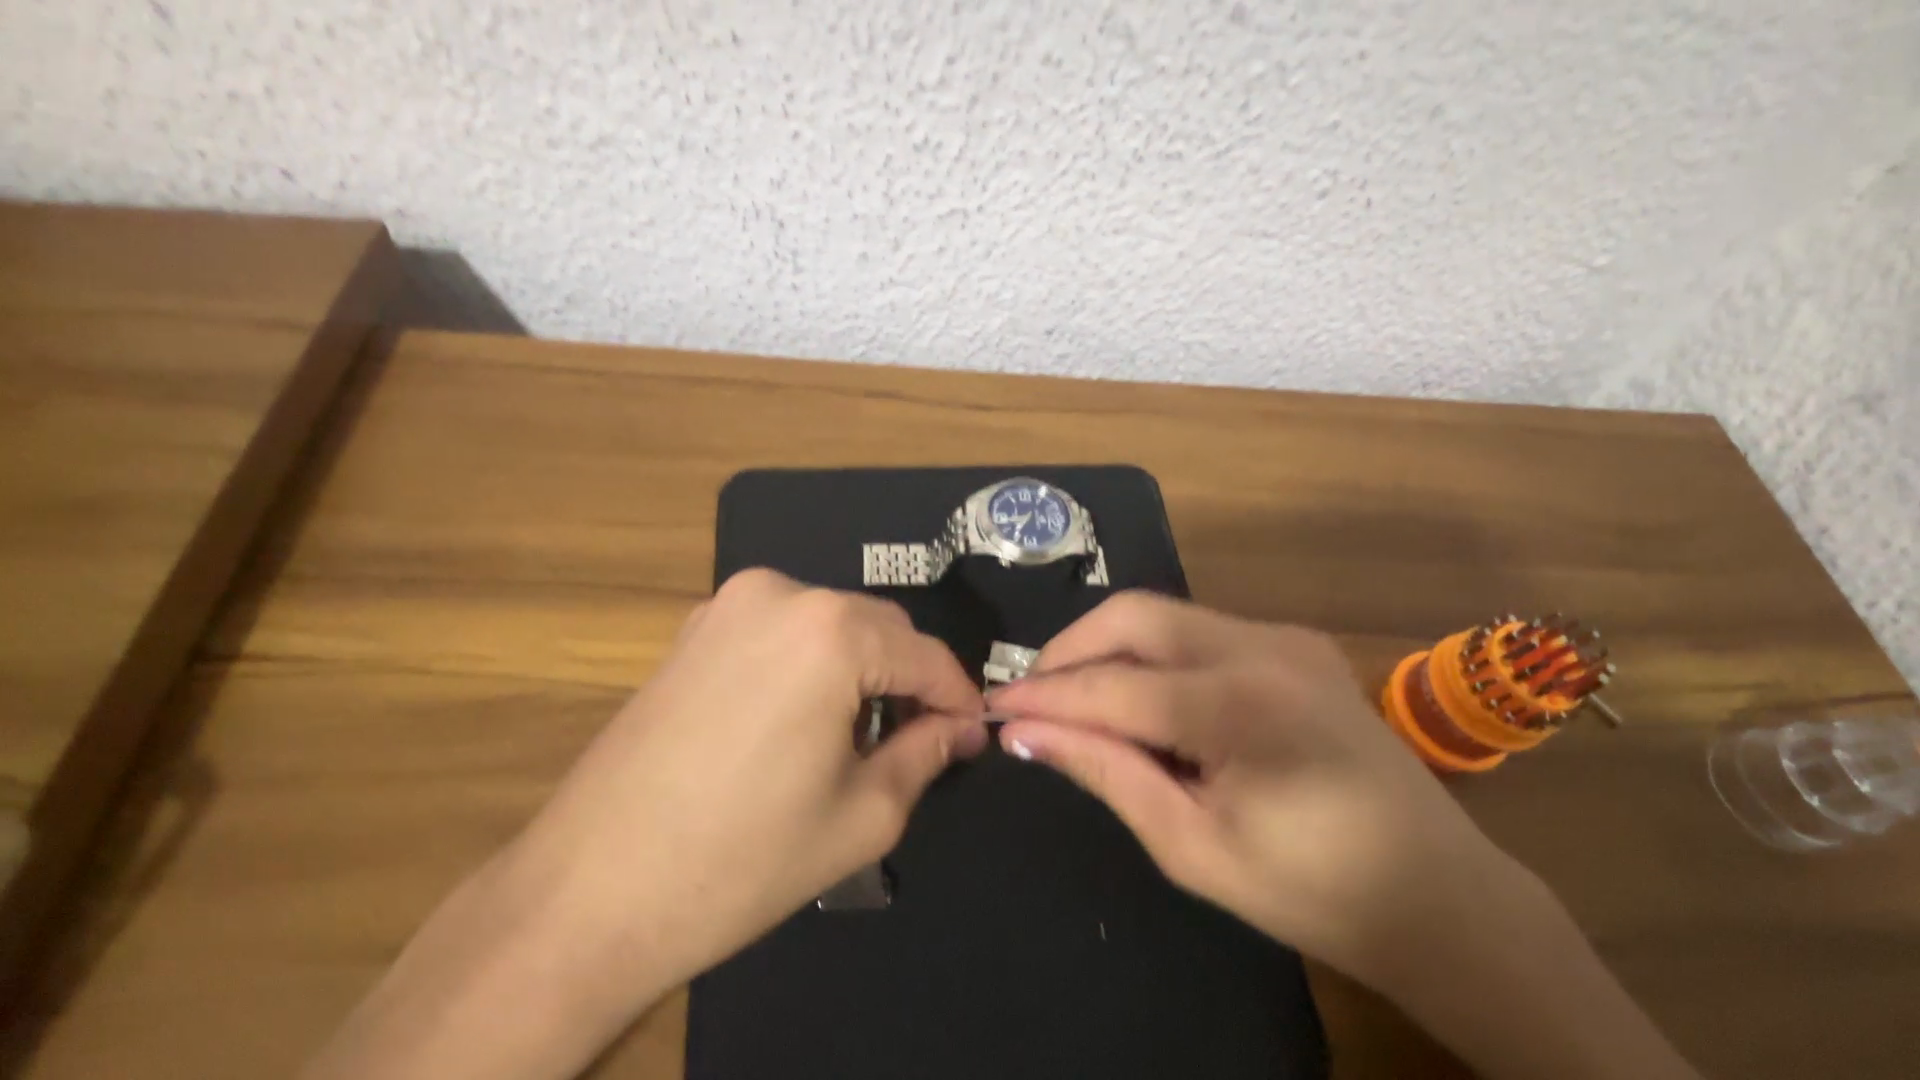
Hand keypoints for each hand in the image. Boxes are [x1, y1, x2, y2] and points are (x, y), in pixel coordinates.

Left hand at [518, 568, 986, 990]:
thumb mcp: (863, 815)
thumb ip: (926, 755)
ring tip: (858, 741)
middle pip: (876, 629)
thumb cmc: (744, 859)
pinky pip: (777, 635)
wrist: (592, 891)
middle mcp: (778, 595)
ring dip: (858, 672)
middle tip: (921, 744)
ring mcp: (723, 608)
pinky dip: (808, 667)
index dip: (959, 697)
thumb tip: (962, 728)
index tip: (975, 736)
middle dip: (907, 681)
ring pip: (826, 626)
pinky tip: (800, 726)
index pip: (924, 653)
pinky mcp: (689, 634)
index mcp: (829, 631)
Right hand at [987, 591, 1516, 987]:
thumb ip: (1108, 773)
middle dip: (1071, 651)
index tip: (990, 711)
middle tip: (1032, 701)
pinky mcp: (1296, 645)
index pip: (1111, 685)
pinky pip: (1200, 632)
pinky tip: (1143, 702)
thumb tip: (1027, 733)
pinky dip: (1154, 656)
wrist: (1436, 893)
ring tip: (1077, 704)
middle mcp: (1263, 647)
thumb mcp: (1192, 846)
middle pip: (1135, 615)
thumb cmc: (1312, 891)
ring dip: (1111, 649)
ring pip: (1166, 616)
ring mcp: (1286, 638)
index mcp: (1241, 706)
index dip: (1044, 698)